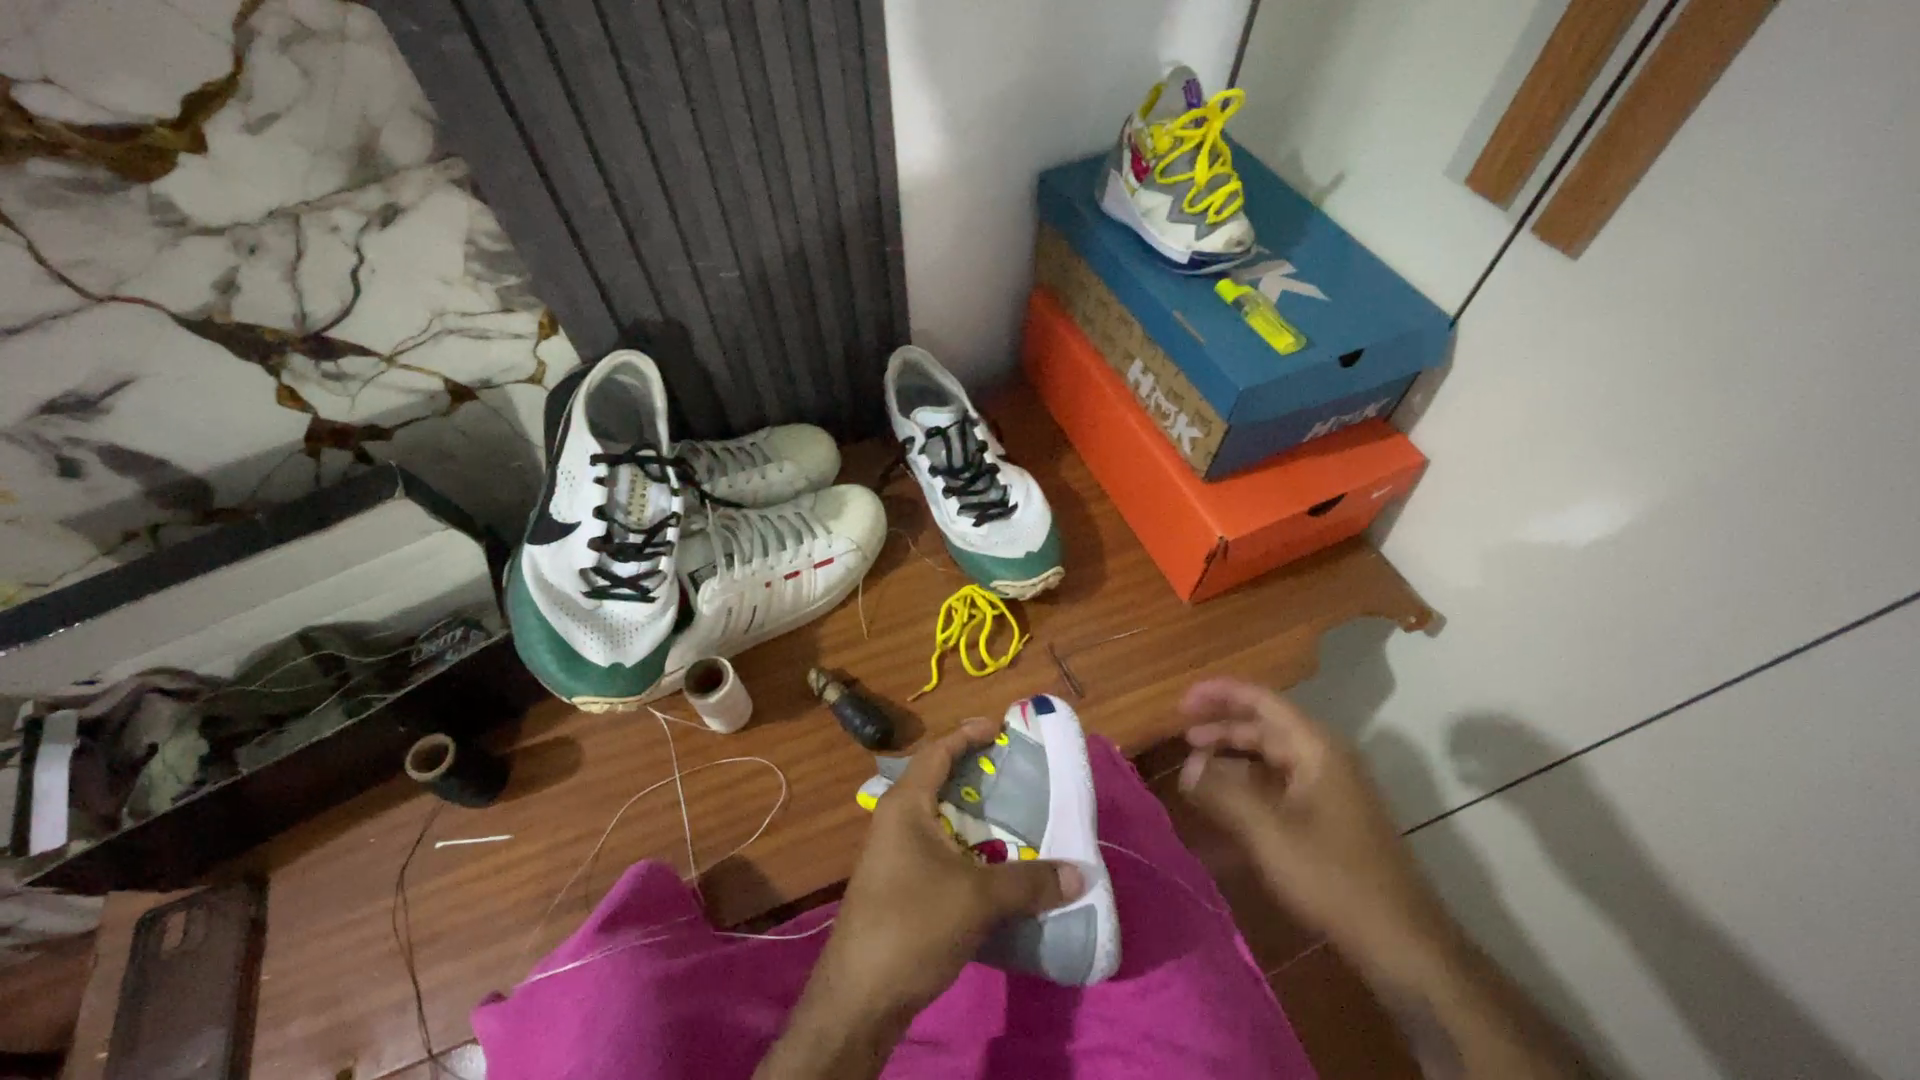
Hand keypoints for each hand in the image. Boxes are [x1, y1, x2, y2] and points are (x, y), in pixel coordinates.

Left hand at [759, 717, 1084, 1078]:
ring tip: (1018, 822)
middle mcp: (895, 824)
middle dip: (978, 780)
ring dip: (977, 823)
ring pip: (941, 825)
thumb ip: (1029, 881)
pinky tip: (997, 871)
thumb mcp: (978, 898)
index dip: (967, 736)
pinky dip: (969, 854)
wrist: (860, 996)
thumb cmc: (912, 924)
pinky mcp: (899, 890)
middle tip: (1020, 778)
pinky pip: (940, 856)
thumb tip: (1080, 874)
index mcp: (905, 806)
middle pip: (939, 786)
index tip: (1000, 728)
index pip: (936, 753)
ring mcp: (893, 858)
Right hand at [1177, 678, 1459, 987]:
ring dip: (1234, 757)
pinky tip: (1227, 802)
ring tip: (1196, 767)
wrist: (1399, 938)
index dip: (1221, 694)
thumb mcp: (1269, 833)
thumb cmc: (1333, 877)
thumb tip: (1189, 764)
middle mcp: (1326, 759)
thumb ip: (1225, 792)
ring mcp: (1331, 789)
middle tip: (1181, 735)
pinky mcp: (1330, 818)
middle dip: (1223, 727)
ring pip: (1273, 758)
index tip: (1182, 701)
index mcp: (1317, 749)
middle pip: (1267, 727)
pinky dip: (1250, 784)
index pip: (1263, 702)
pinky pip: (1282, 785)